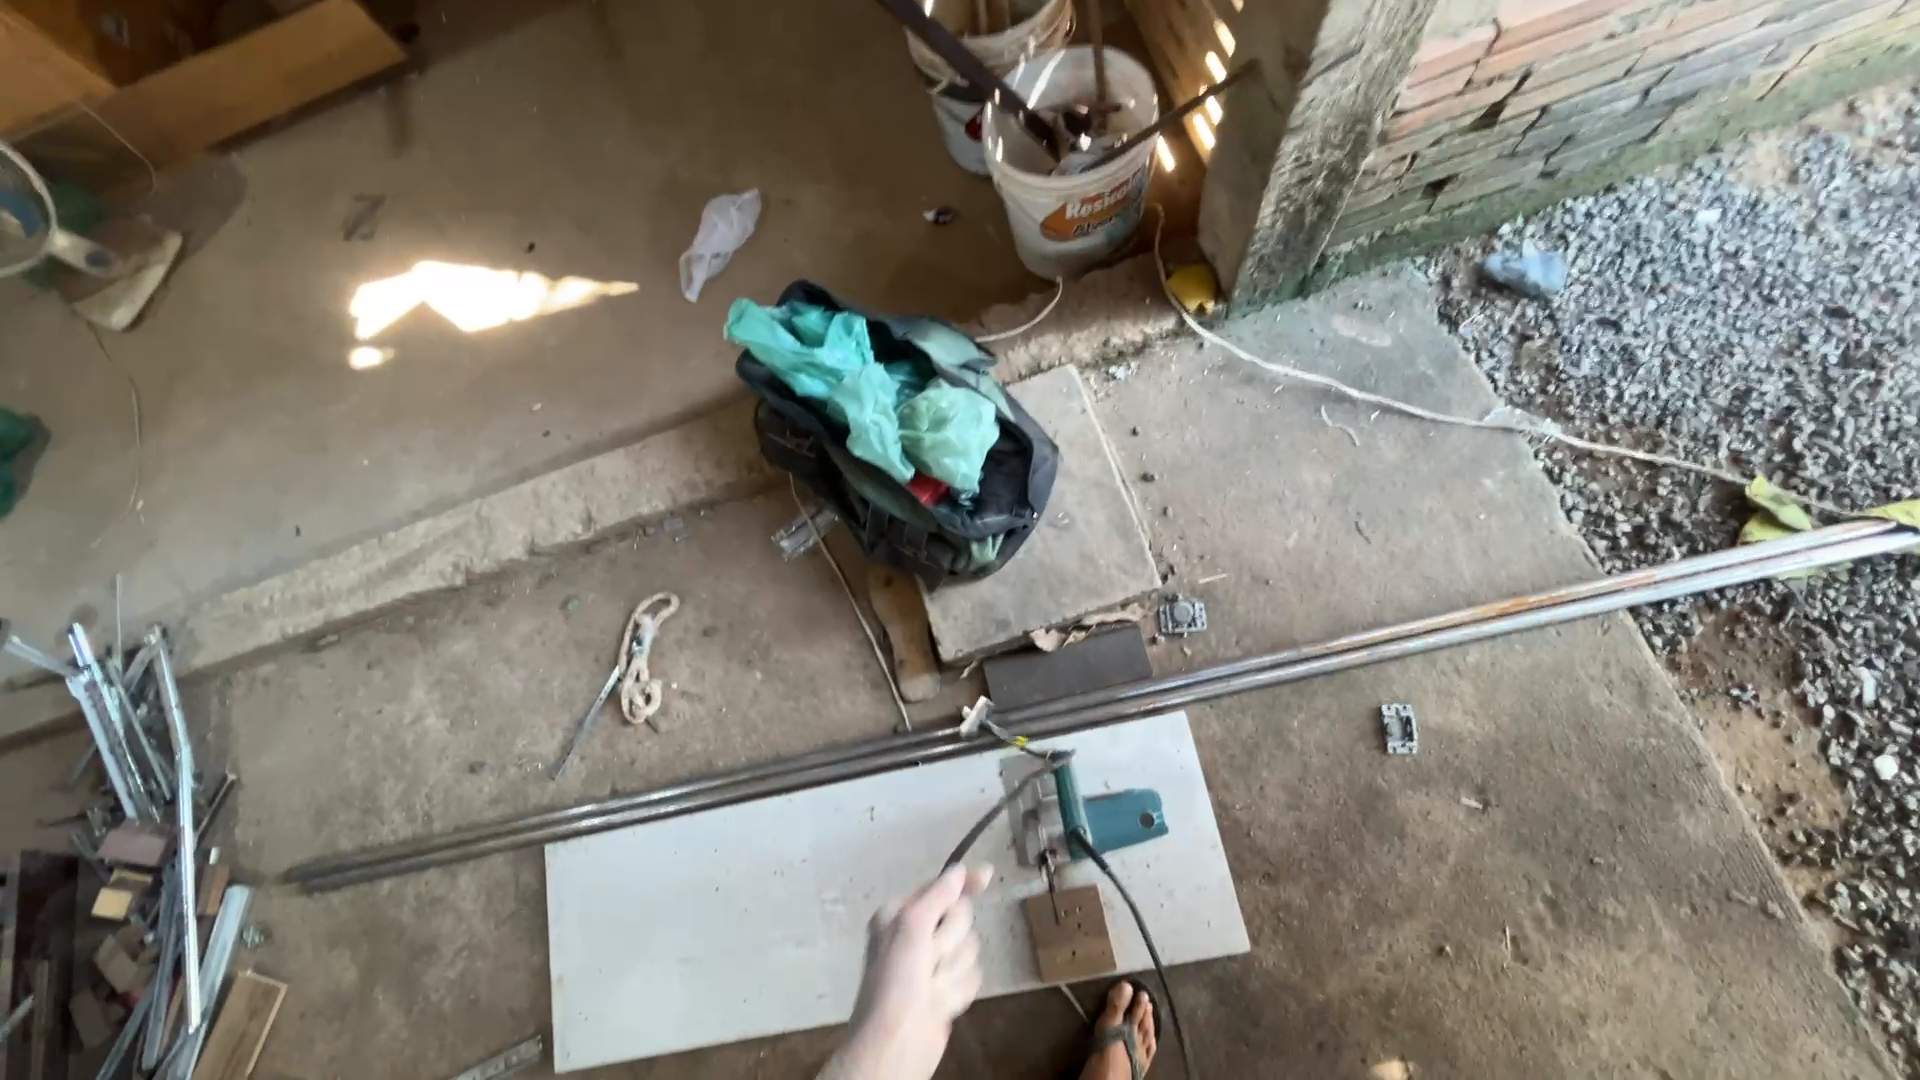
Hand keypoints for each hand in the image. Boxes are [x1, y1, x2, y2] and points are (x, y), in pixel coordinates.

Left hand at [821, 864, 994, 1079]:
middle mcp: (916, 934)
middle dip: (951, 941)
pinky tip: (941, 1003)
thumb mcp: (911, 927)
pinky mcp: (947, 989)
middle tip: (930, 959)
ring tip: (933, 987)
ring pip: (970, 949)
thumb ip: (937, 895)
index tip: (986, 876)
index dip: (963, 884)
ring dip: (954, 970)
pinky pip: (972, 975)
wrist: (896, 1044)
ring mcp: (932, 963)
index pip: (941, 888)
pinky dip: (958, 990)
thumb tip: (958, 870)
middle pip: (961, 919)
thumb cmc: (897, 981)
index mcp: (900, 914)